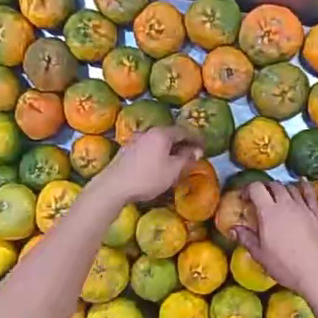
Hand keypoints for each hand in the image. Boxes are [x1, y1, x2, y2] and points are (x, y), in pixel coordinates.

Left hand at [88, 126, 202, 205]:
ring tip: (176, 161)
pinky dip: (158, 153)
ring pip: (158, 141)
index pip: (184, 131)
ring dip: (170, 149)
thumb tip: (196, 151)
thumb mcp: (173, 170)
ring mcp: (135, 140)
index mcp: (162, 134)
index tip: (204, 147)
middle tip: (193, 155)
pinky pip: (148, 148)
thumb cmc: (147, 178)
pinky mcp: (127, 151)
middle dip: (183, 143)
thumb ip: (187, 158)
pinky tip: (158, 165)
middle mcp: (148, 132)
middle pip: (170, 134)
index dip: (196, 139)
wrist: (113, 187)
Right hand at [230, 181, 317, 301]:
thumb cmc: (284, 266)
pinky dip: (304, 186)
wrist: (315, 273)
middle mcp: (286, 205)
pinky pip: (310, 193)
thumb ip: (246, 238)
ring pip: (291, 187)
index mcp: (269, 213)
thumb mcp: (260, 254)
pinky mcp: (316, 214)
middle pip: (274, 185)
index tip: (244, 198)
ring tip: (277, 195)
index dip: (248, 189)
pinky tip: (302, 182)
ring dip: (282, 188)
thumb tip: (233, 229)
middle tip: (259, 198)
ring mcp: (303, 208)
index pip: (257, 188)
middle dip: (264, 188)